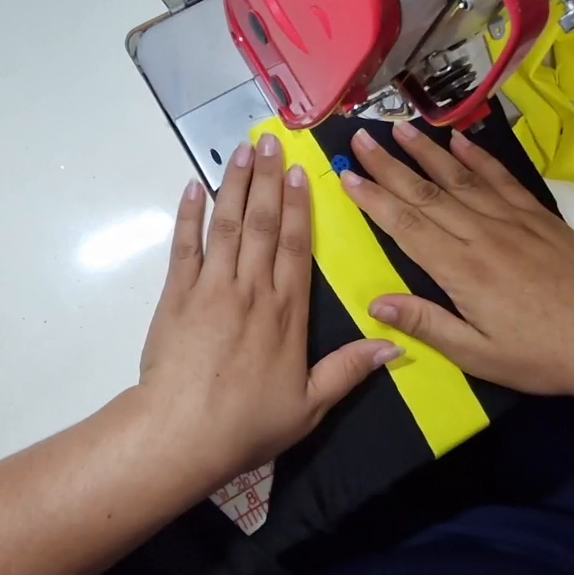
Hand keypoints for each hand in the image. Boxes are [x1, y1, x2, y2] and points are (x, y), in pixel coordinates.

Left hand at [137, 133, 396, 485]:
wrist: (182, 433)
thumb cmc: (248, 423)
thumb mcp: (310, 406)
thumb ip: (349, 371)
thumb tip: (395, 345)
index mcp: (286, 312)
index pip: (297, 246)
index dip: (300, 206)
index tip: (301, 173)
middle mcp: (252, 288)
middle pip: (264, 223)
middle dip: (268, 179)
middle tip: (271, 141)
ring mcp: (212, 287)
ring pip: (228, 224)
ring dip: (235, 185)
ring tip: (242, 151)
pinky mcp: (177, 294)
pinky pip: (184, 245)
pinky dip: (188, 214)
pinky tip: (193, 187)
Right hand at [339, 121, 573, 399]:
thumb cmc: (540, 357)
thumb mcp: (478, 355)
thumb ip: (426, 324)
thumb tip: (376, 301)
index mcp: (461, 271)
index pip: (406, 226)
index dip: (373, 199)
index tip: (347, 175)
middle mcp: (482, 236)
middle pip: (426, 194)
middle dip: (389, 165)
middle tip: (362, 138)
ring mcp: (514, 222)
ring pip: (461, 179)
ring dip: (428, 152)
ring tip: (401, 129)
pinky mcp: (540, 218)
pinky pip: (503, 181)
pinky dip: (480, 159)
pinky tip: (460, 142)